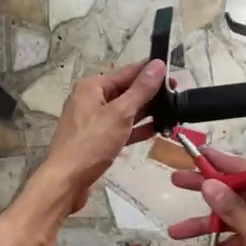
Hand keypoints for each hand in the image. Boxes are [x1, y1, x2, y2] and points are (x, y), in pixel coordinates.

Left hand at [30, 59, 165, 213]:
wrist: (67, 181)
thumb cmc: (92, 143)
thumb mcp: (120, 113)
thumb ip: (141, 90)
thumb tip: (158, 65)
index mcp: (92, 87)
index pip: (127, 72)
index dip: (150, 72)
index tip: (173, 72)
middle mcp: (91, 100)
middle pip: (126, 91)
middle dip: (151, 94)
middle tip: (177, 95)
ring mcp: (94, 121)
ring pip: (125, 111)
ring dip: (147, 112)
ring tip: (173, 112)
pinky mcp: (98, 140)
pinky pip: (122, 129)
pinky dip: (137, 129)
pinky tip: (157, 130)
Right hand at [166, 147, 245, 245]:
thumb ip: (233, 210)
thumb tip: (209, 185)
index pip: (245, 170)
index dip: (217, 163)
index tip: (195, 155)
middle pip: (238, 192)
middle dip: (207, 194)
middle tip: (178, 182)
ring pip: (238, 217)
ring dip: (211, 226)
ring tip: (178, 231)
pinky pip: (245, 236)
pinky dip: (227, 244)